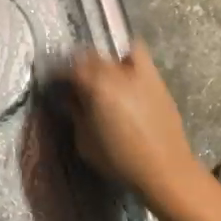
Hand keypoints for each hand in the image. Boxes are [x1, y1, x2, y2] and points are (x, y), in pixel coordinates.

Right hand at [64, 43, 203, 199]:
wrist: (165, 169)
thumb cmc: (120, 160)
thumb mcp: (85, 141)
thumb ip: (76, 113)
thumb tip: (72, 98)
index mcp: (97, 87)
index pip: (72, 66)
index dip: (59, 72)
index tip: (55, 81)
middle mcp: (118, 73)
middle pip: (92, 55)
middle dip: (80, 63)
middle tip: (75, 78)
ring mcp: (141, 73)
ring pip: (116, 52)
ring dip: (104, 58)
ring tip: (100, 73)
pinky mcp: (157, 80)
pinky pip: (138, 56)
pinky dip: (126, 58)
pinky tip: (123, 73)